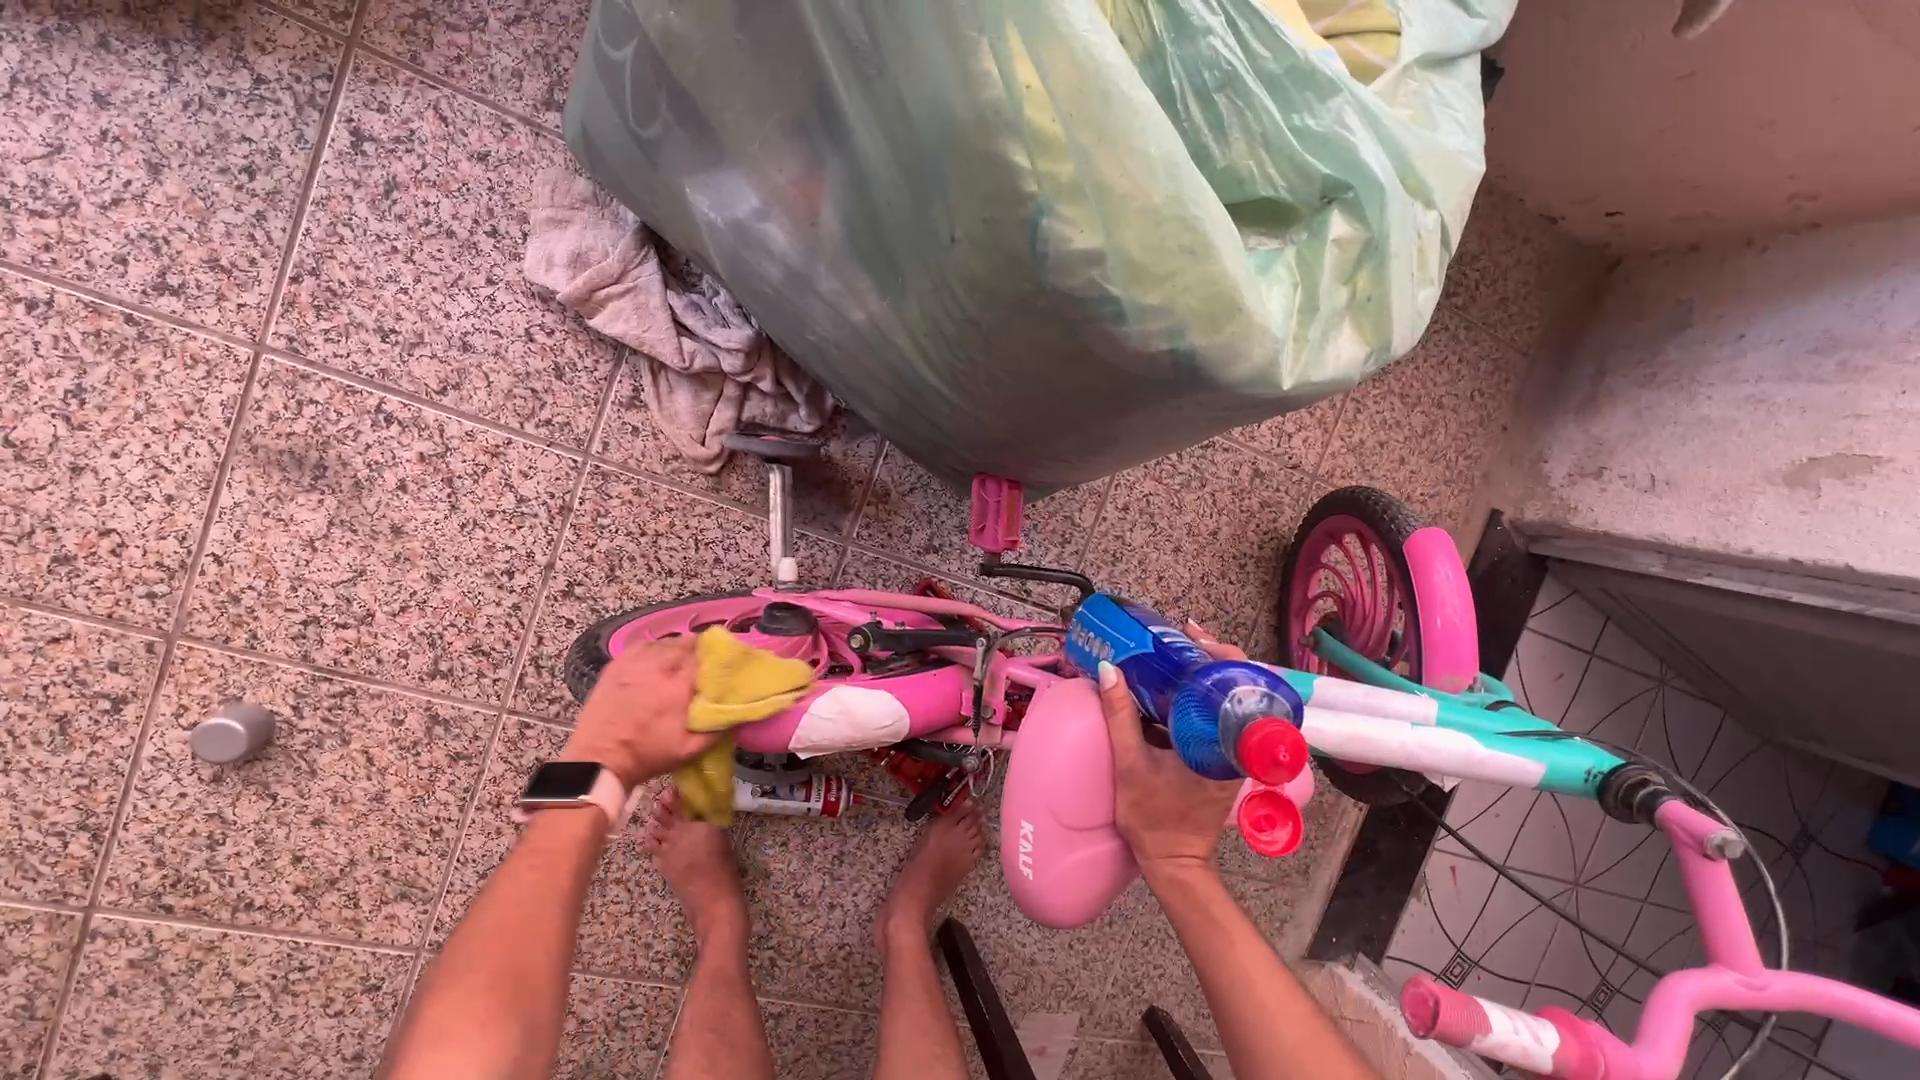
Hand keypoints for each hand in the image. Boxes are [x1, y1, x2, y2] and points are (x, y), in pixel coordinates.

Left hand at [562, 637, 715, 787]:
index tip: (725, 661)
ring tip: (683, 658)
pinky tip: (658, 658)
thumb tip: (739, 711)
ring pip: (665, 642)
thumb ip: (718, 729)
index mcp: (678, 687)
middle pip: (686, 643)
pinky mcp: (616, 665)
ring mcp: (634, 663)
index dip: (717, 655)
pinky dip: (655, 648)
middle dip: (699, 648)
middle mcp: (658, 667)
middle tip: (706, 659)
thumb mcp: (690, 750)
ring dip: (678, 647)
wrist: (599, 760)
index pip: (705, 656)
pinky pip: (643, 645)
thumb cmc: (647, 756)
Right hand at [1098, 621, 1247, 882]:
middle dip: (1207, 657)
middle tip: (1177, 637)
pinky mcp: (1221, 760)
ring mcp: (1232, 753)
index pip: (1240, 684)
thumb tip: (1108, 669)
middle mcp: (1238, 745)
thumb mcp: (1131, 764)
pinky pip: (1215, 718)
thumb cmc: (1154, 818)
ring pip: (1225, 701)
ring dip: (1202, 676)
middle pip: (1234, 687)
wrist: (1173, 863)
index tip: (1192, 634)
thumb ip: (1120, 716)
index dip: (1220, 653)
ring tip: (1172, 655)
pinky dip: (1196, 698)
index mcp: (1226, 744)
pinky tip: (1170, 689)